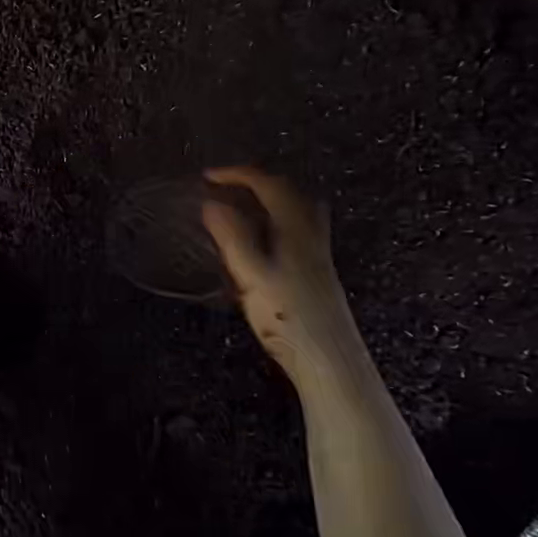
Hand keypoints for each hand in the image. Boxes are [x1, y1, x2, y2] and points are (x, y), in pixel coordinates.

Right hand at [201, 167, 344, 373]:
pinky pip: (295, 231)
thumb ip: (231, 237)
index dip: (237, 174)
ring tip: (240, 210)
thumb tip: (211, 203)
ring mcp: (317, 254)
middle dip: (254, 183)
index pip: (267, 184)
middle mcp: (310, 234)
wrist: (330, 361)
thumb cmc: (288, 317)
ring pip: (295, 211)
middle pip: (286, 192)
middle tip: (224, 188)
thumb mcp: (251, 275)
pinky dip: (273, 223)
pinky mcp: (316, 273)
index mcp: (295, 228)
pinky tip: (259, 246)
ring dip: (267, 202)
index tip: (208, 177)